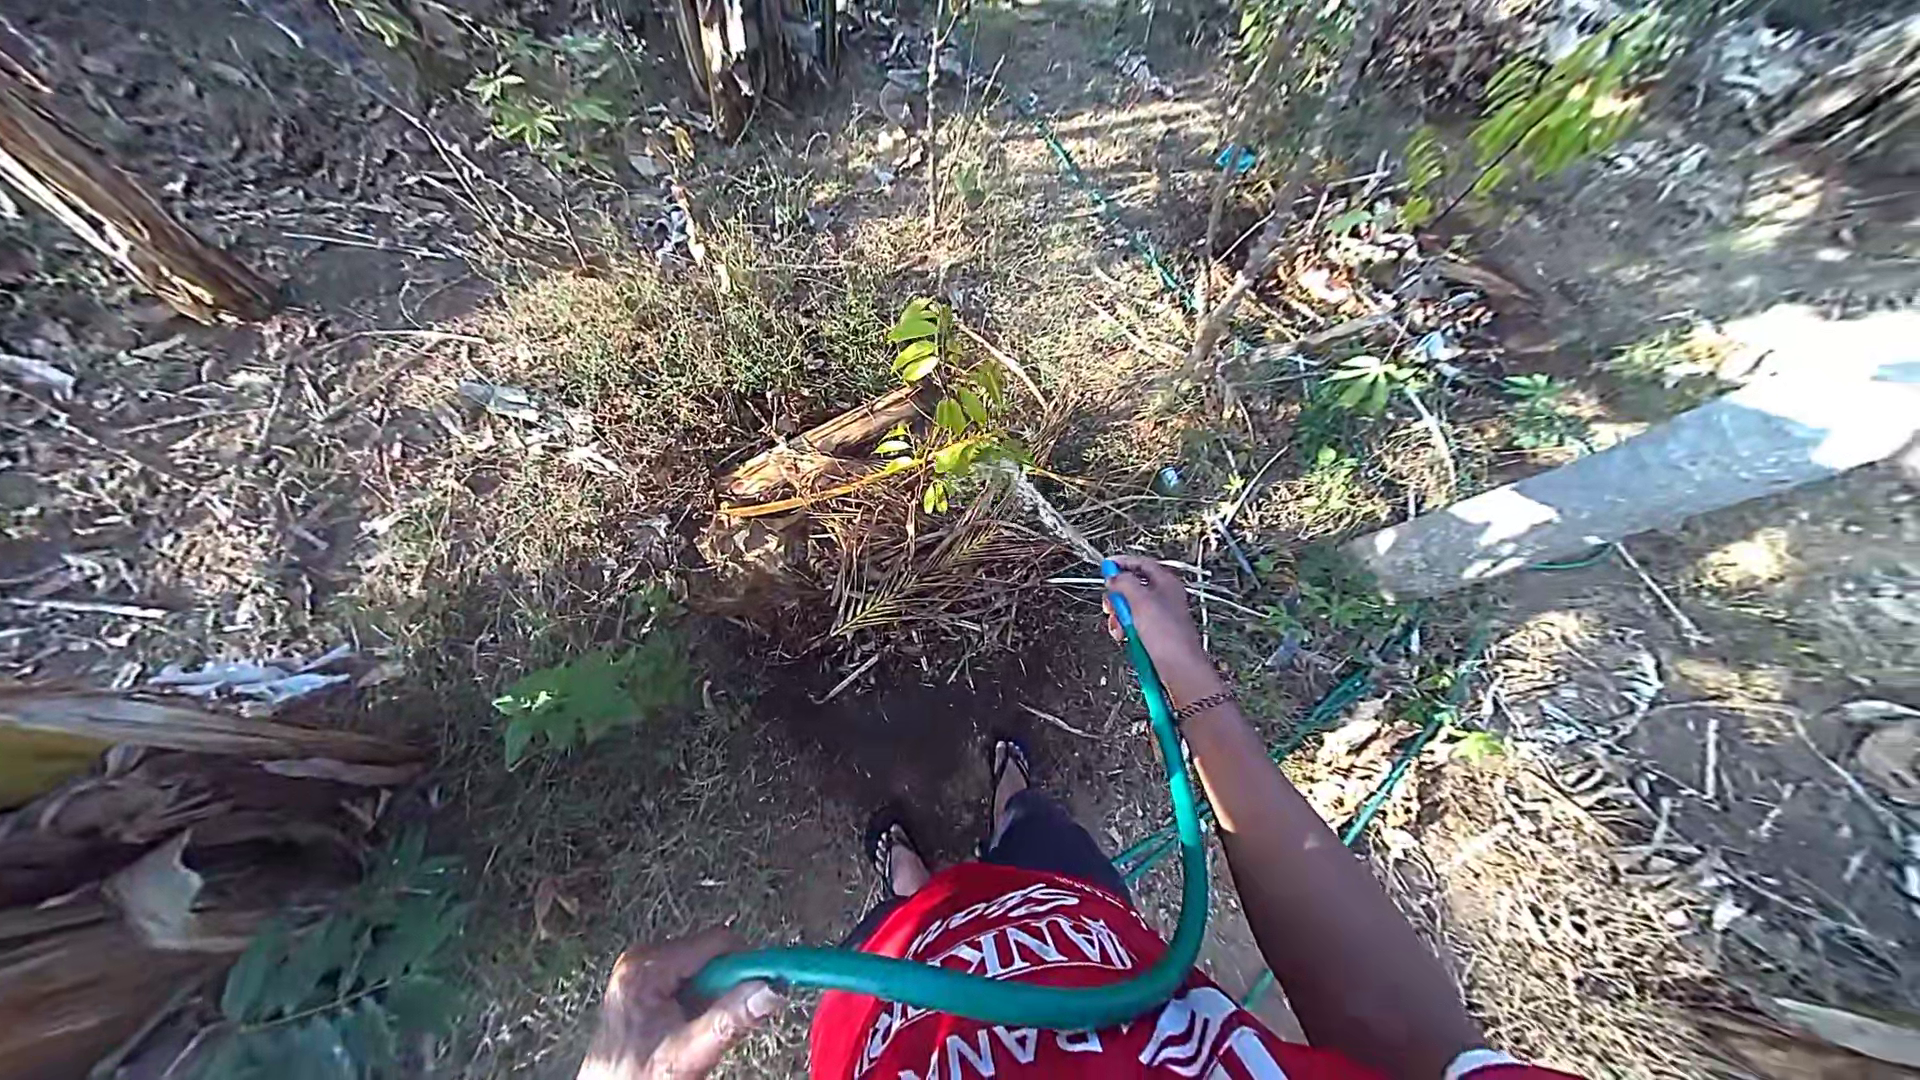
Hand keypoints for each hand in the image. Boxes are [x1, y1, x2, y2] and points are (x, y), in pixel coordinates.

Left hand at [577, 927, 783, 1079]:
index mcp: (646, 967)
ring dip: (716, 997)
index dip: (747, 965)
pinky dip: (703, 1002)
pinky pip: (694, 980)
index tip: (768, 986)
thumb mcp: (685, 1058)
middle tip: (723, 1023)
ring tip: (700, 1032)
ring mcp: (645, 971)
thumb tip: (772, 989)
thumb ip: (729, 1020)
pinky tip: (690, 1029)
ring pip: (707, 967)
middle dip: (727, 987)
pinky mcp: (649, 984)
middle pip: (713, 954)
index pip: (717, 942)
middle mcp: (643, 959)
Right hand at [1102, 555, 1227, 708]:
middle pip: (1132, 586)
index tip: (1106, 567)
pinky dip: (1124, 628)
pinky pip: (1132, 624)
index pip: (1141, 563)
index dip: (1122, 563)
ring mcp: (1158, 616)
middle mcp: (1163, 597)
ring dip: (1119, 616)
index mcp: (1165, 583)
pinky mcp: (1153, 633)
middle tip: (1111, 605)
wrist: (1178, 669)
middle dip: (1117, 596)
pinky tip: (1124, 636)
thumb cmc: (1167, 636)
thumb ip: (1124, 583)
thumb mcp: (1140, 601)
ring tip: (1120, 626)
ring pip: (1129, 607)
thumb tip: (1113, 575)